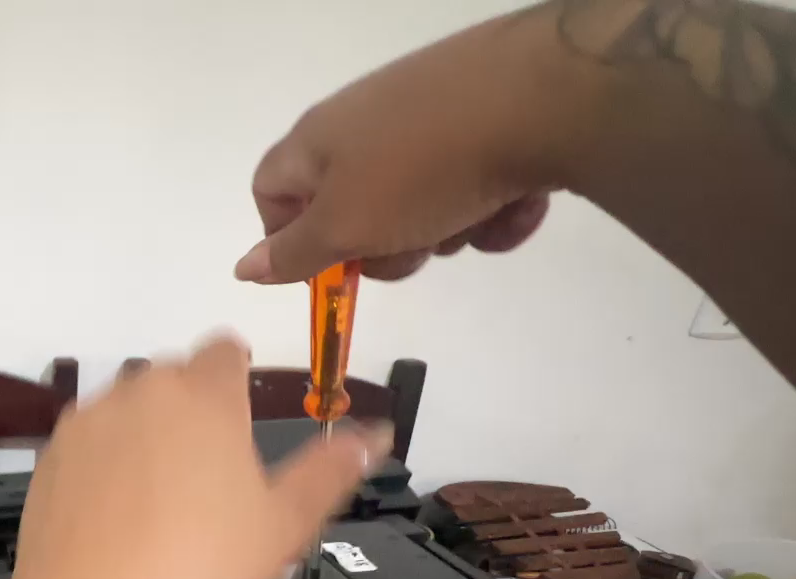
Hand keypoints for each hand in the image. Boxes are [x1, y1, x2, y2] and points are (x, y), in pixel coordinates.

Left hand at [0, 335, 390, 578]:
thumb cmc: (203, 571)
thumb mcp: (285, 525)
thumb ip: (331, 470)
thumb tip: (376, 435)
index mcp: (202, 394)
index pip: (223, 351)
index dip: (234, 378)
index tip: (237, 418)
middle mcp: (136, 393)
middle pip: (169, 379)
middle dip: (188, 411)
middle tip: (202, 480)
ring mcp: (83, 425)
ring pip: (121, 412)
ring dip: (140, 436)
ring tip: (152, 506)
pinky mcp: (46, 461)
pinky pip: (83, 446)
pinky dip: (98, 465)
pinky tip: (108, 520)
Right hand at [234, 7, 596, 283]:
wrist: (552, 92)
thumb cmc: (422, 168)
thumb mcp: (342, 227)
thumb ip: (291, 255)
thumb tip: (243, 268)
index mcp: (317, 141)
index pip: (269, 192)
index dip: (286, 236)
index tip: (325, 264)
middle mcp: (364, 122)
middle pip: (344, 208)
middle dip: (374, 246)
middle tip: (404, 252)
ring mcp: (427, 114)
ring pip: (408, 202)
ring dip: (436, 232)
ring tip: (469, 223)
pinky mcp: (485, 113)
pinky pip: (464, 179)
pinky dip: (483, 206)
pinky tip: (511, 206)